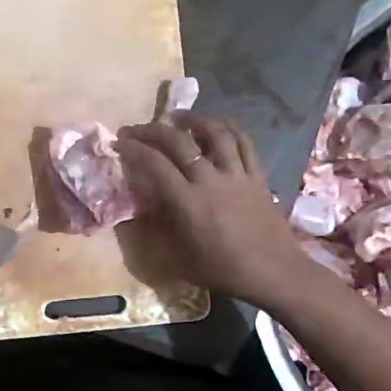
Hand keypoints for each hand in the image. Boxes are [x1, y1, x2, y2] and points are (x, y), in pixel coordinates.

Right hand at [117, 114, 309, 306]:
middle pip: (180, 142)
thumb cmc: (221, 270)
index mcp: (187, 202)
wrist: (272, 273)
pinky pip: (244, 143)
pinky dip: (228, 128)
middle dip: (153, 130)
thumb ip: (158, 229)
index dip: (133, 149)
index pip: (154, 164)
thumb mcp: (178, 257)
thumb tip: (142, 209)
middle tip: (137, 129)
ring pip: (215, 134)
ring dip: (193, 120)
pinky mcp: (257, 176)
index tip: (118, 143)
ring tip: (177, 117)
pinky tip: (217, 125)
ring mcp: (237, 175)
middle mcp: (211, 181)